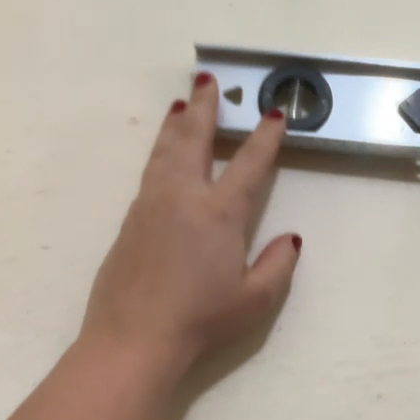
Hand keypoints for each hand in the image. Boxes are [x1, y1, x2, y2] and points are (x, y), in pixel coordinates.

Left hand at [79, 73, 300, 371]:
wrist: (133, 338)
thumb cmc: (200, 321)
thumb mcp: (255, 301)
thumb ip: (277, 266)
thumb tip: (290, 239)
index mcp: (220, 214)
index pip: (249, 165)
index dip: (264, 138)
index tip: (273, 114)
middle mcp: (183, 197)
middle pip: (194, 139)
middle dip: (206, 108)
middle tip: (209, 81)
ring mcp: (151, 205)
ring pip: (165, 150)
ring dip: (177, 123)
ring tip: (183, 103)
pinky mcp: (130, 220)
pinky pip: (150, 170)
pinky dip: (160, 149)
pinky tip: (163, 153)